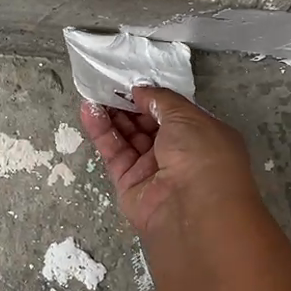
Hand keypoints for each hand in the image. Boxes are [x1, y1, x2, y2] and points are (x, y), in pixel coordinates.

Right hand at [79, 87, 259, 240]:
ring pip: (128, 136)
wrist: (192, 209)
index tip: (132, 82)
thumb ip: (160, 100)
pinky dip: (101, 132)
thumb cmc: (201, 154)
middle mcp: (177, 152)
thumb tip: (141, 91)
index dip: (152, 97)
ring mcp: (152, 168)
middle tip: (107, 84)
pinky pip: (114, 151)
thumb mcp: (186, 116)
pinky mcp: (129, 181)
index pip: (172, 112)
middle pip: (147, 123)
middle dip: (128, 104)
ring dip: (111, 114)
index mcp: (200, 135)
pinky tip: (89, 111)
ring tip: (92, 92)